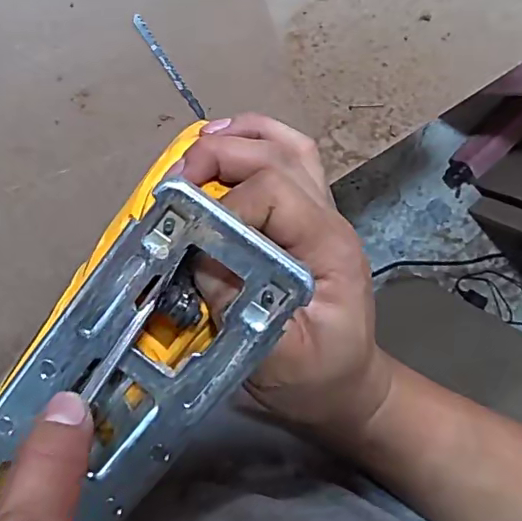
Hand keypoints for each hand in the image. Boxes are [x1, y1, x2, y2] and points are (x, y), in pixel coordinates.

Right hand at [179, 114, 393, 442]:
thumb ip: (240, 309)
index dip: (223, 203)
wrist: (350, 383)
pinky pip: (288, 154)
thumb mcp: (281, 360)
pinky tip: (224, 144)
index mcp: (327, 245)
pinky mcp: (306, 211)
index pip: (273, 191)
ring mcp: (321, 208)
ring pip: (285, 144)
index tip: (186, 233)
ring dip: (238, 137)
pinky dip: (254, 139)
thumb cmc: (320, 377)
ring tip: (196, 148)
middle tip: (172, 183)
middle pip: (275, 155)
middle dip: (217, 157)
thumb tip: (200, 257)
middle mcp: (327, 215)